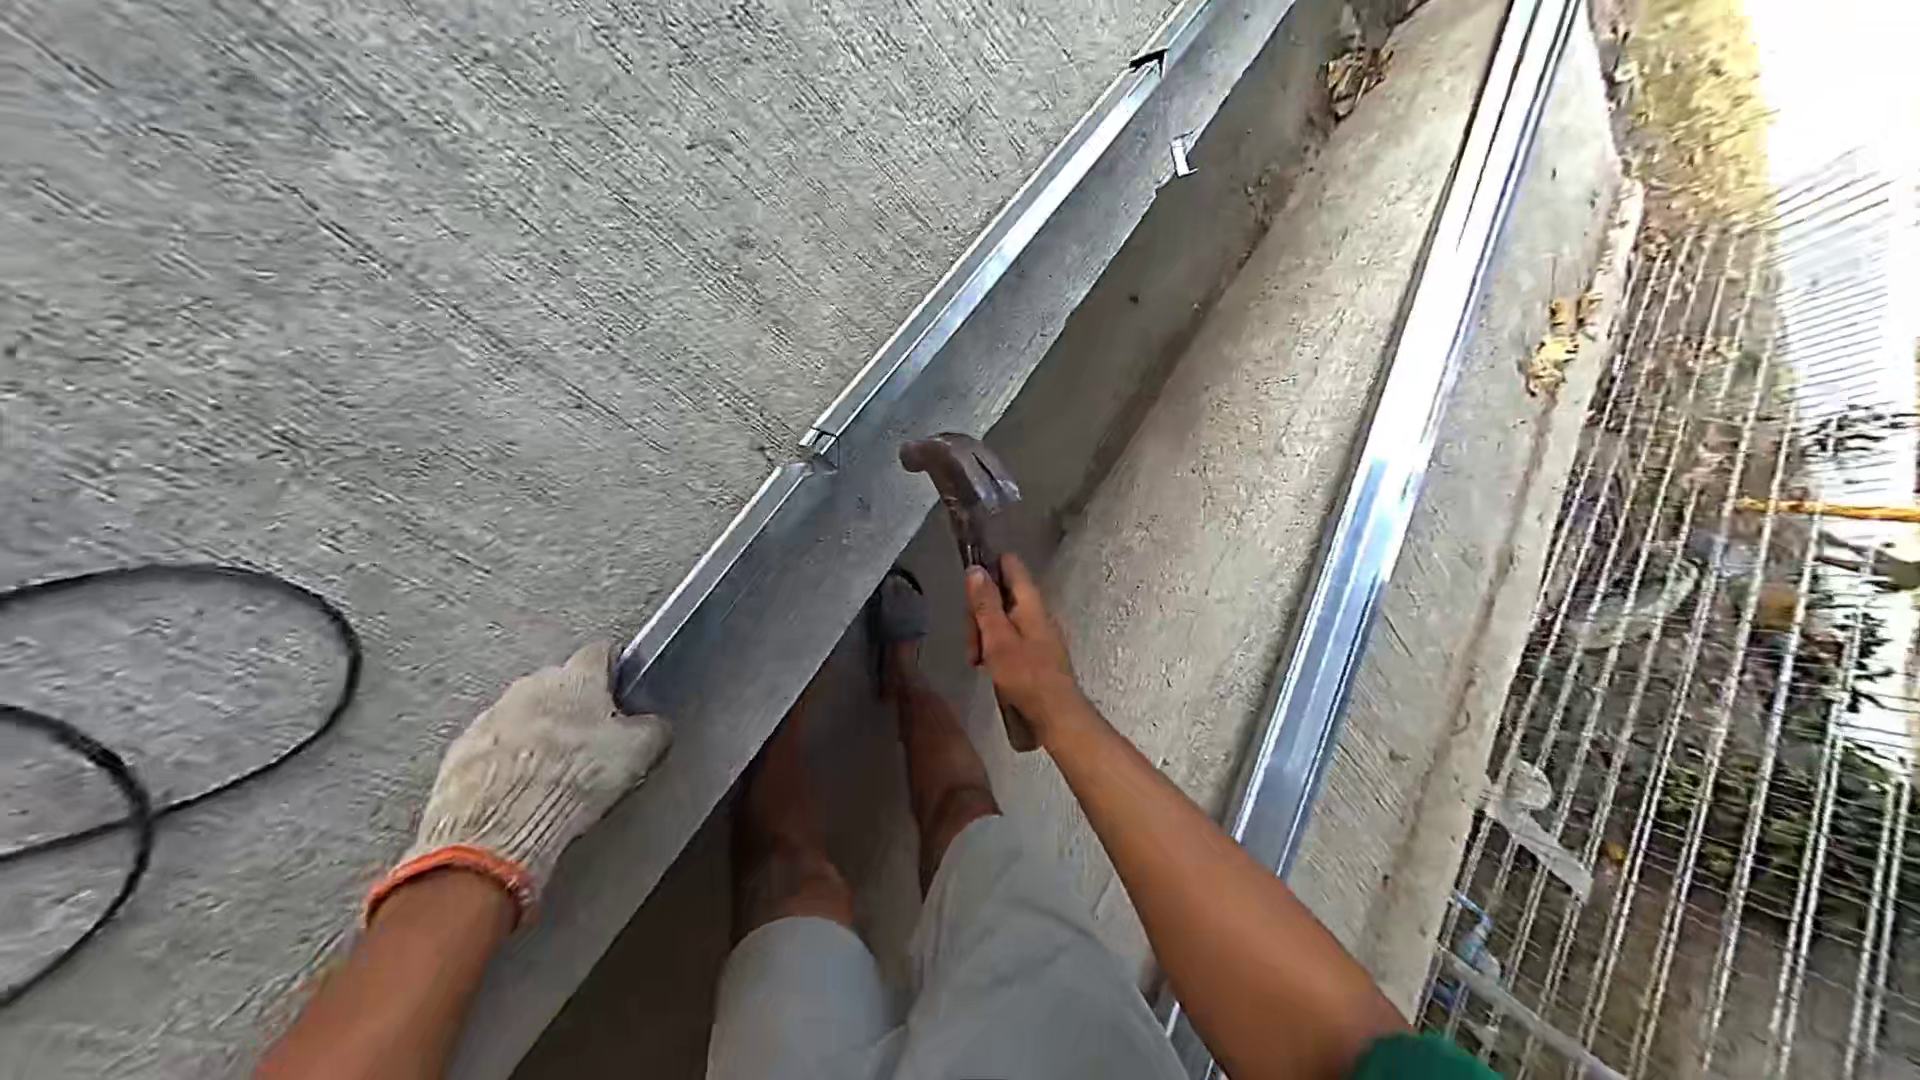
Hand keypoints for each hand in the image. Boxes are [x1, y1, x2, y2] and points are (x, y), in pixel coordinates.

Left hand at [366, 642, 670, 924]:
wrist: (499, 830)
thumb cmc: (570, 781)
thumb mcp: (639, 751)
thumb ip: (652, 727)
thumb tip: (655, 725)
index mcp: (577, 678)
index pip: (601, 653)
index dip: (616, 670)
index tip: (622, 688)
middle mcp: (531, 686)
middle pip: (561, 683)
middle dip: (577, 706)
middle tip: (594, 739)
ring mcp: (492, 716)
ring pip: (526, 713)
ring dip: (541, 733)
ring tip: (557, 771)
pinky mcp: (462, 750)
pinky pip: (495, 746)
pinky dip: (509, 760)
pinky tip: (525, 788)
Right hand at [965, 554, 1083, 736]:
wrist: (1055, 715)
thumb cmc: (1025, 676)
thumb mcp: (997, 638)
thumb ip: (985, 604)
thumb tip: (976, 569)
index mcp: (1030, 602)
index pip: (1010, 565)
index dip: (987, 566)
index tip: (967, 584)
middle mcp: (1037, 612)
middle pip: (1001, 595)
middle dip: (979, 615)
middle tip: (972, 645)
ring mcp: (1038, 633)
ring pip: (1002, 619)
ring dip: (984, 635)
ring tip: (978, 661)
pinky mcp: (1037, 652)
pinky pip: (1009, 638)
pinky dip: (995, 649)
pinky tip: (989, 668)